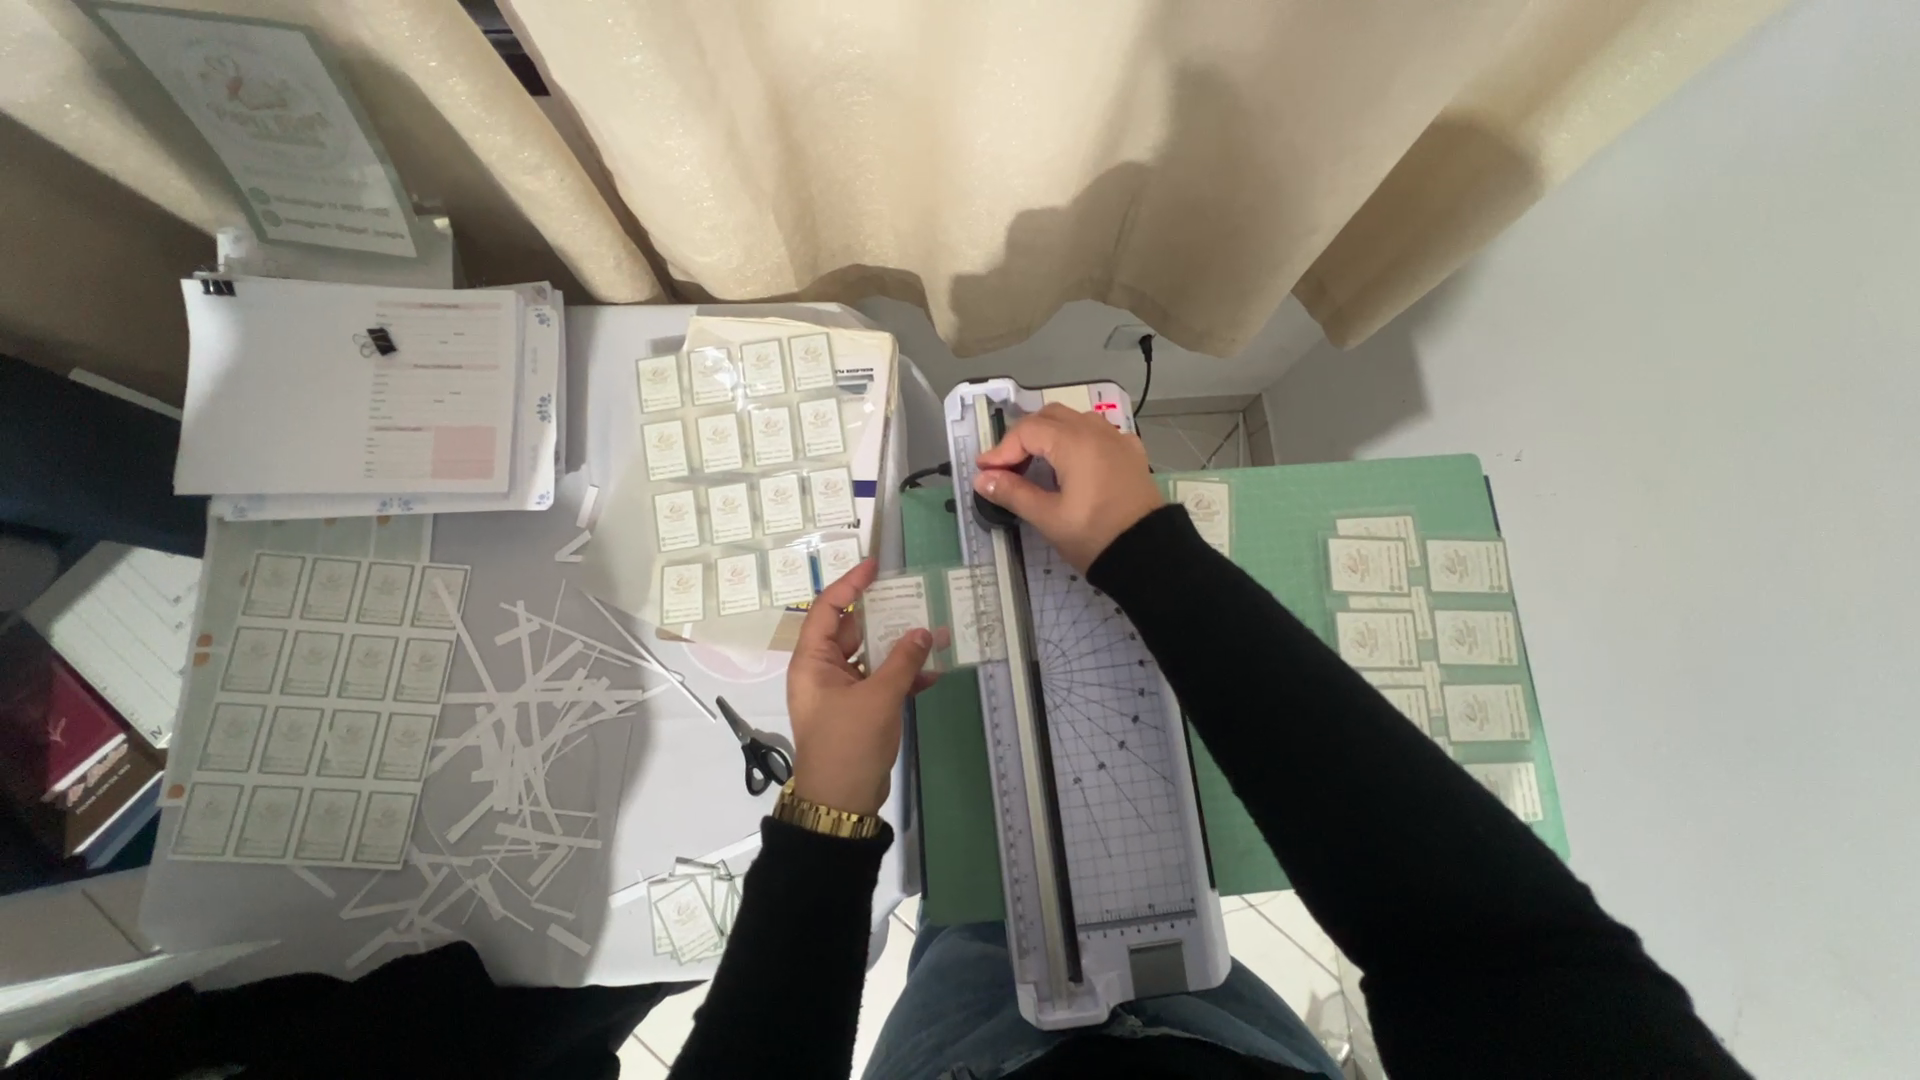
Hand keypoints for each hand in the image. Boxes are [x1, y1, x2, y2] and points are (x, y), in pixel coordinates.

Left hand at [786, 558, 936, 815]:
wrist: (842, 801)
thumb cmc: (849, 743)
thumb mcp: (878, 698)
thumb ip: (903, 660)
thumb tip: (924, 631)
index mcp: (813, 661)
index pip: (828, 609)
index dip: (850, 584)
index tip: (875, 565)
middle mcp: (824, 669)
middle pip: (852, 628)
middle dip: (884, 614)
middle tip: (913, 595)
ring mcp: (842, 689)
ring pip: (871, 654)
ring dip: (900, 645)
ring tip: (934, 631)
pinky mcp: (859, 708)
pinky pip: (881, 680)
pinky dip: (904, 675)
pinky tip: (933, 672)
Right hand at [973, 403, 1165, 571]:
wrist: (1148, 553)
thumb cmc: (1094, 535)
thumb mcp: (1048, 517)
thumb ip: (1013, 493)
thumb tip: (983, 479)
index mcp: (1073, 442)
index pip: (1027, 431)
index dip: (1001, 450)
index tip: (986, 473)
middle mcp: (1096, 431)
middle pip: (1050, 417)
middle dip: (1023, 437)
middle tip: (1008, 466)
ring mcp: (1117, 440)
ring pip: (1075, 421)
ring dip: (1050, 435)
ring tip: (1036, 464)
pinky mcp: (1131, 454)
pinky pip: (1099, 434)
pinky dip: (1077, 441)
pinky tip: (1073, 464)